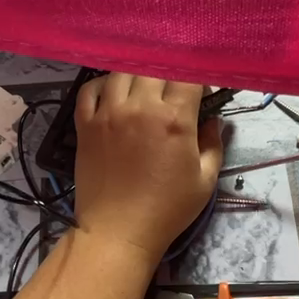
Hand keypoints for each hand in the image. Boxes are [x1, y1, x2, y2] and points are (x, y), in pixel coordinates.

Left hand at [71, 75, 223, 259]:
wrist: (118, 231)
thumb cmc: (166, 210)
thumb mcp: (204, 181)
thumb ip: (213, 144)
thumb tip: (213, 120)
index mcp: (174, 119)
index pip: (188, 76)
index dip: (198, 78)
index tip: (201, 93)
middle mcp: (140, 107)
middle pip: (155, 67)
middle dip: (168, 73)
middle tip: (173, 91)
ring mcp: (108, 113)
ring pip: (122, 72)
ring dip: (137, 75)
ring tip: (144, 90)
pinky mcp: (85, 124)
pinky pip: (89, 89)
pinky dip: (102, 84)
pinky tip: (113, 93)